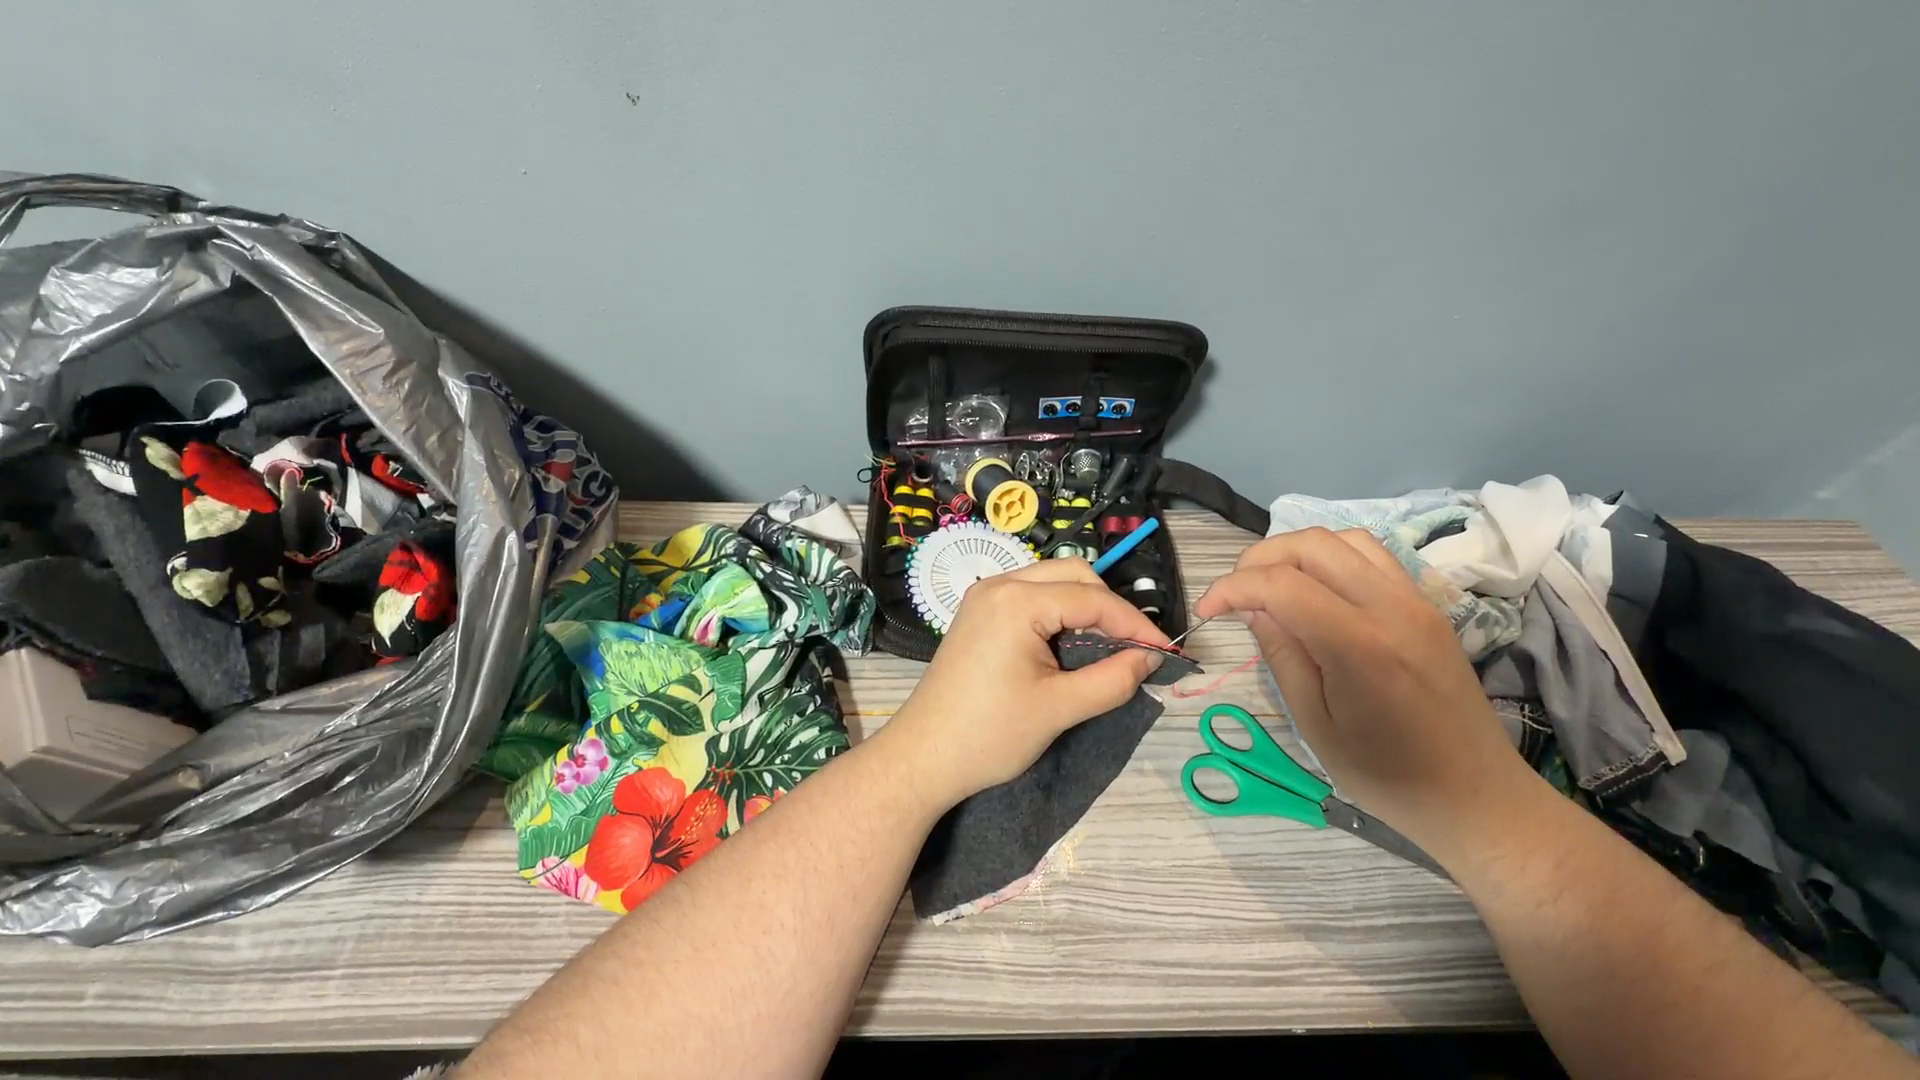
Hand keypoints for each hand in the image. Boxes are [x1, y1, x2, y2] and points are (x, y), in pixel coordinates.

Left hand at [879, 559, 1169, 810]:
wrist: (922, 758)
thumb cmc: (988, 735)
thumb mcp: (1059, 709)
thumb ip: (1113, 679)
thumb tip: (1151, 658)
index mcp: (1016, 602)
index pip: (1092, 598)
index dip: (1135, 624)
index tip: (1166, 652)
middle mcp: (999, 586)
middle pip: (1074, 575)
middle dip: (1110, 608)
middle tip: (1134, 650)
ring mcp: (984, 597)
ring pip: (1053, 583)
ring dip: (1086, 609)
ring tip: (1109, 651)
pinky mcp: (979, 614)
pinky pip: (1032, 598)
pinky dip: (1060, 614)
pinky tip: (1072, 648)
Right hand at [1193, 528, 1537, 856]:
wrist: (1475, 794)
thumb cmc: (1387, 775)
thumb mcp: (1315, 725)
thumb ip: (1282, 655)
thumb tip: (1252, 608)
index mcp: (1359, 646)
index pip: (1281, 584)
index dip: (1232, 588)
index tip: (1206, 610)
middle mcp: (1391, 608)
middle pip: (1310, 545)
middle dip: (1258, 560)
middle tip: (1234, 596)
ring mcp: (1416, 600)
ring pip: (1343, 539)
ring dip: (1295, 551)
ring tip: (1271, 587)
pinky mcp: (1427, 604)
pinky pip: (1373, 555)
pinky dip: (1331, 557)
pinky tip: (1315, 589)